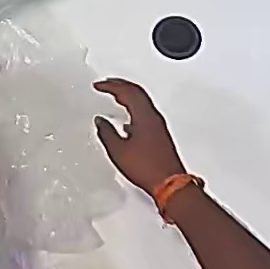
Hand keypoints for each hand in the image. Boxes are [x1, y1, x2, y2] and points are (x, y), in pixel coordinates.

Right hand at [93, 78, 189, 194]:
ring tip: (115, 95)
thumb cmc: (148, 168)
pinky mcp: (159, 134)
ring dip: (127, 95)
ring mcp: (158, 126)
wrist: (171, 184)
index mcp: (144, 117)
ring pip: (142, 102)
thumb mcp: (118, 150)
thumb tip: (100, 121)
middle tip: (107, 83)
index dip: (111, 85)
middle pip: (137, 92)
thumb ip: (107, 132)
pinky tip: (127, 118)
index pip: (127, 91)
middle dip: (120, 85)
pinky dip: (133, 107)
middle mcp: (154, 118)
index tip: (99, 85)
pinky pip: (145, 112)